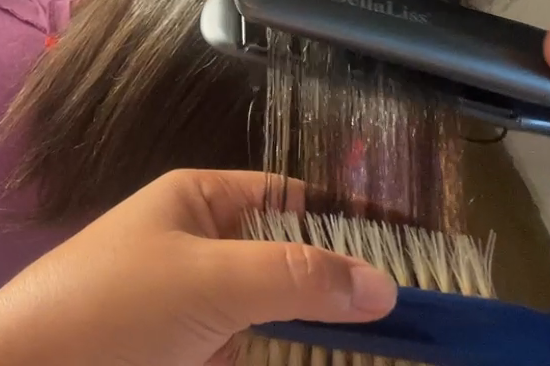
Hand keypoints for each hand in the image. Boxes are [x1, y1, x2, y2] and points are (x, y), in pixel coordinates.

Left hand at [0, 169, 396, 365]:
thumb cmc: (115, 302)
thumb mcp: (207, 280)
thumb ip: (294, 277)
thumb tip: (386, 282)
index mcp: (200, 201)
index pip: (292, 199)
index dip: (351, 222)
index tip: (424, 254)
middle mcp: (205, 243)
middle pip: (296, 261)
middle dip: (352, 291)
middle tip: (434, 327)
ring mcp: (203, 303)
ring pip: (285, 314)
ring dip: (331, 334)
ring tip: (410, 350)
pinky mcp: (200, 353)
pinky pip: (263, 349)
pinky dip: (297, 356)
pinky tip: (343, 360)